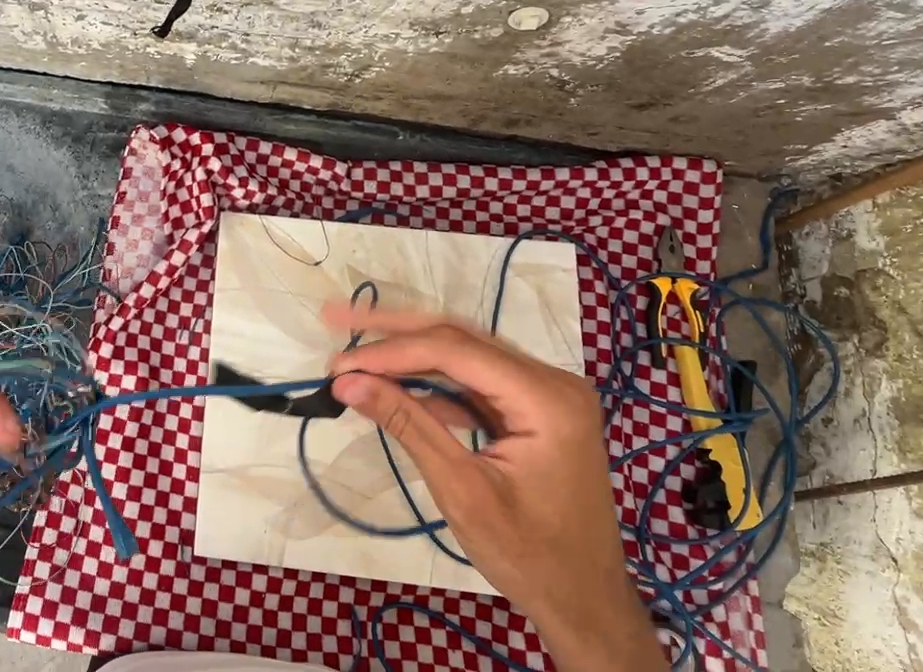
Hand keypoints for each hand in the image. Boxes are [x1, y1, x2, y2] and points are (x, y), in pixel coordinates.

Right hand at [323, 304, 663, 671]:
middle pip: (458, 338)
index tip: (339, 364)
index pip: (454, 351)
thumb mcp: (462, 491)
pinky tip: (392, 384)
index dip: (391, 351)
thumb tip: (346, 382)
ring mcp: (543, 392)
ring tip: (354, 351)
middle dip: (393, 332)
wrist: (586, 604)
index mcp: (546, 397)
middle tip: (336, 319)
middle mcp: (549, 380)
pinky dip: (430, 381)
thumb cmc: (529, 556)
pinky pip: (473, 380)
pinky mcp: (531, 409)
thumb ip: (407, 424)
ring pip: (462, 353)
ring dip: (407, 352)